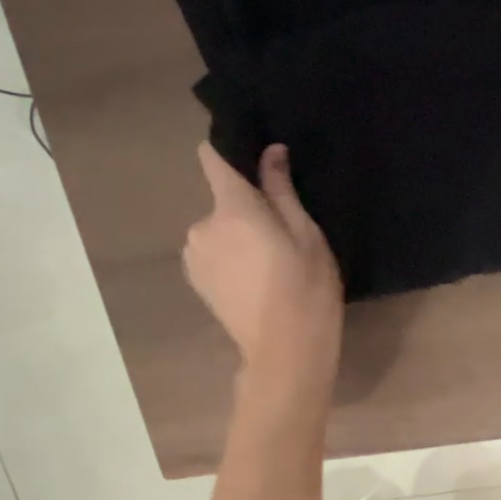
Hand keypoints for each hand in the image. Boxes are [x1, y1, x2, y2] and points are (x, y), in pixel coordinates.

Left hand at [184, 142, 342, 383]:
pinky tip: (257, 280)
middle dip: (248, 209)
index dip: (229, 151)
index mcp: (233, 209)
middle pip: (224, 201)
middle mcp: (202, 225)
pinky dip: (232, 258)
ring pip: (219, 230)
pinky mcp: (195, 278)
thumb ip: (282, 191)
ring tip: (273, 263)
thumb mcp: (307, 235)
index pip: (213, 160)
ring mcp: (193, 254)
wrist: (285, 348)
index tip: (252, 154)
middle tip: (284, 234)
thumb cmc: (306, 287)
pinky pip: (213, 253)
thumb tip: (271, 152)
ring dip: (239, 236)